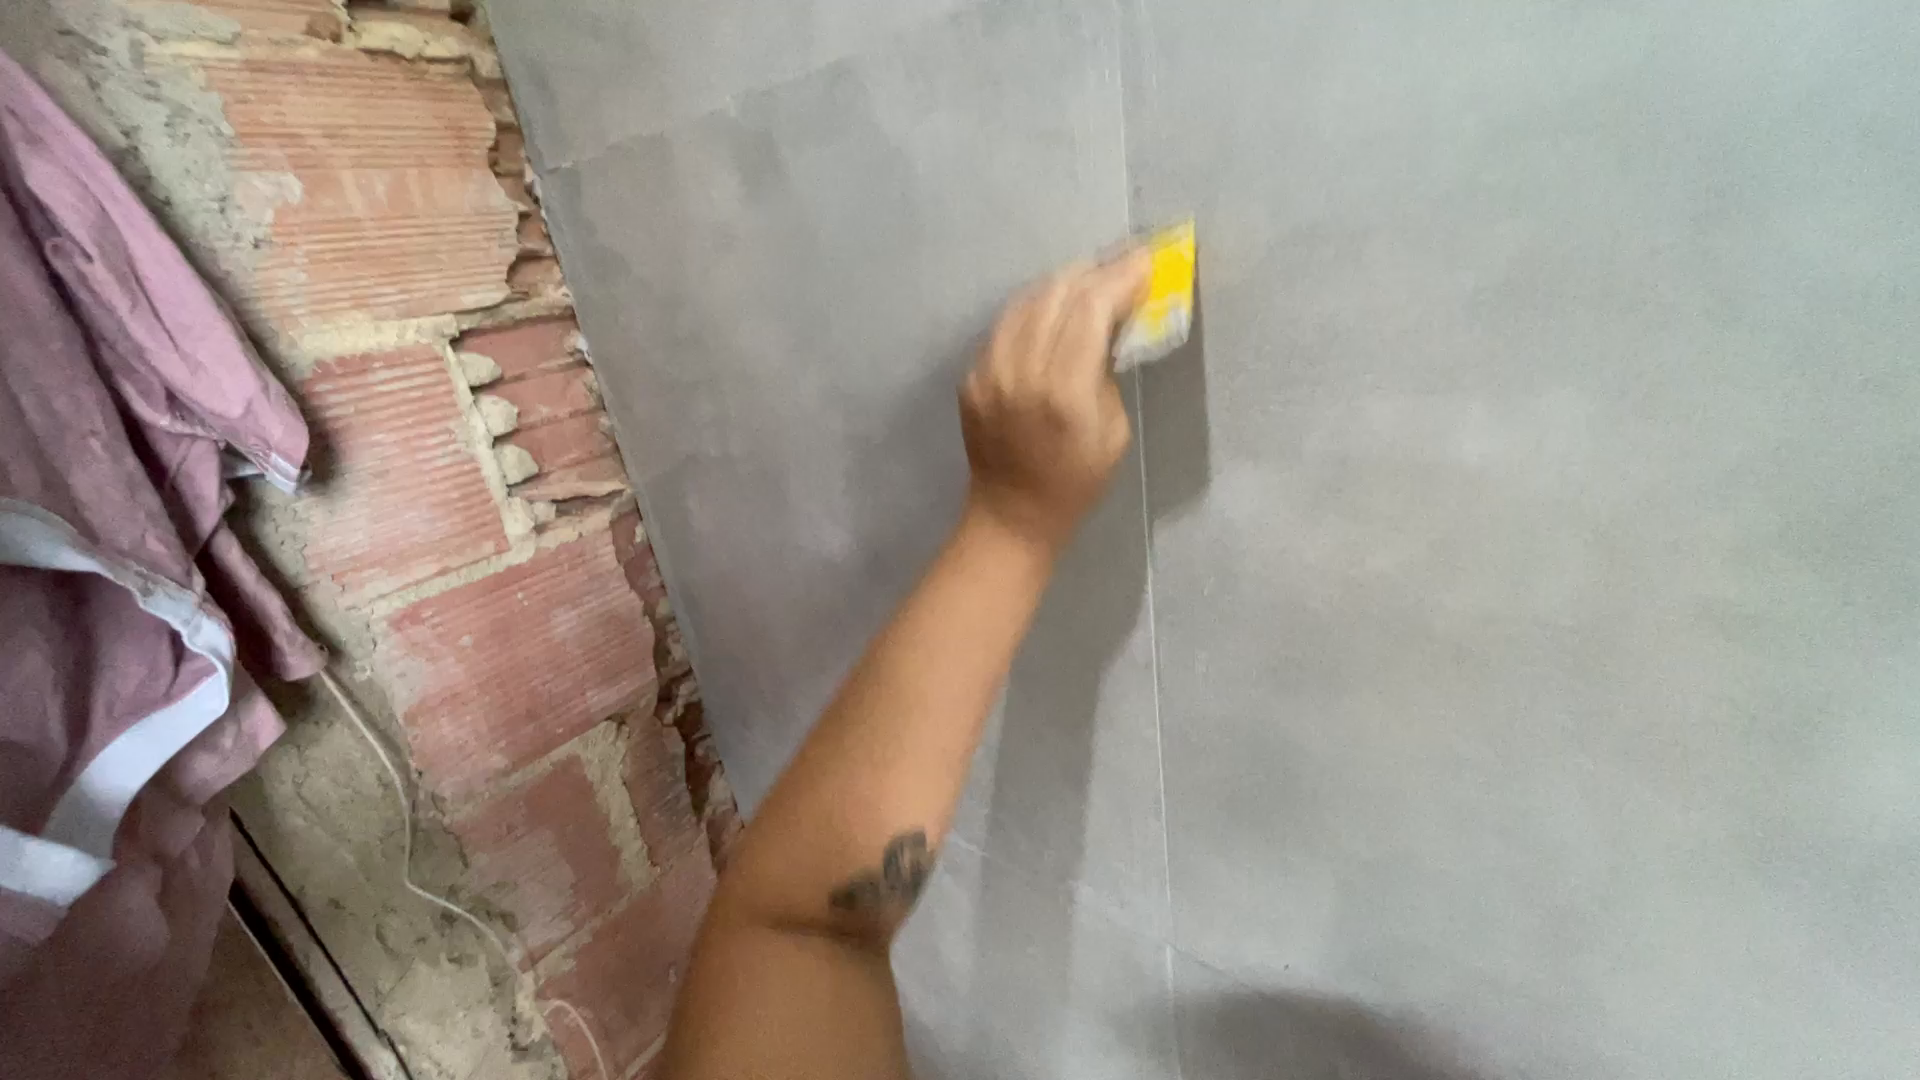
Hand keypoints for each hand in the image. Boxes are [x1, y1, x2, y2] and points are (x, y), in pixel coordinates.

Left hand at [959, 251, 1150, 551]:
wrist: (1011, 512)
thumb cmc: (1077, 480)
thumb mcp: (1113, 429)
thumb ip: (1107, 369)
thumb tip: (1109, 322)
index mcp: (1063, 391)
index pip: (1090, 307)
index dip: (1121, 276)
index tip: (1146, 261)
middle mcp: (1019, 372)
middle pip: (1057, 292)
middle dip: (1095, 272)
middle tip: (1122, 268)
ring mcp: (988, 372)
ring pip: (1027, 300)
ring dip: (1063, 284)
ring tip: (1090, 283)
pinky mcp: (972, 376)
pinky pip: (1006, 324)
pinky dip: (1035, 309)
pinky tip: (1053, 312)